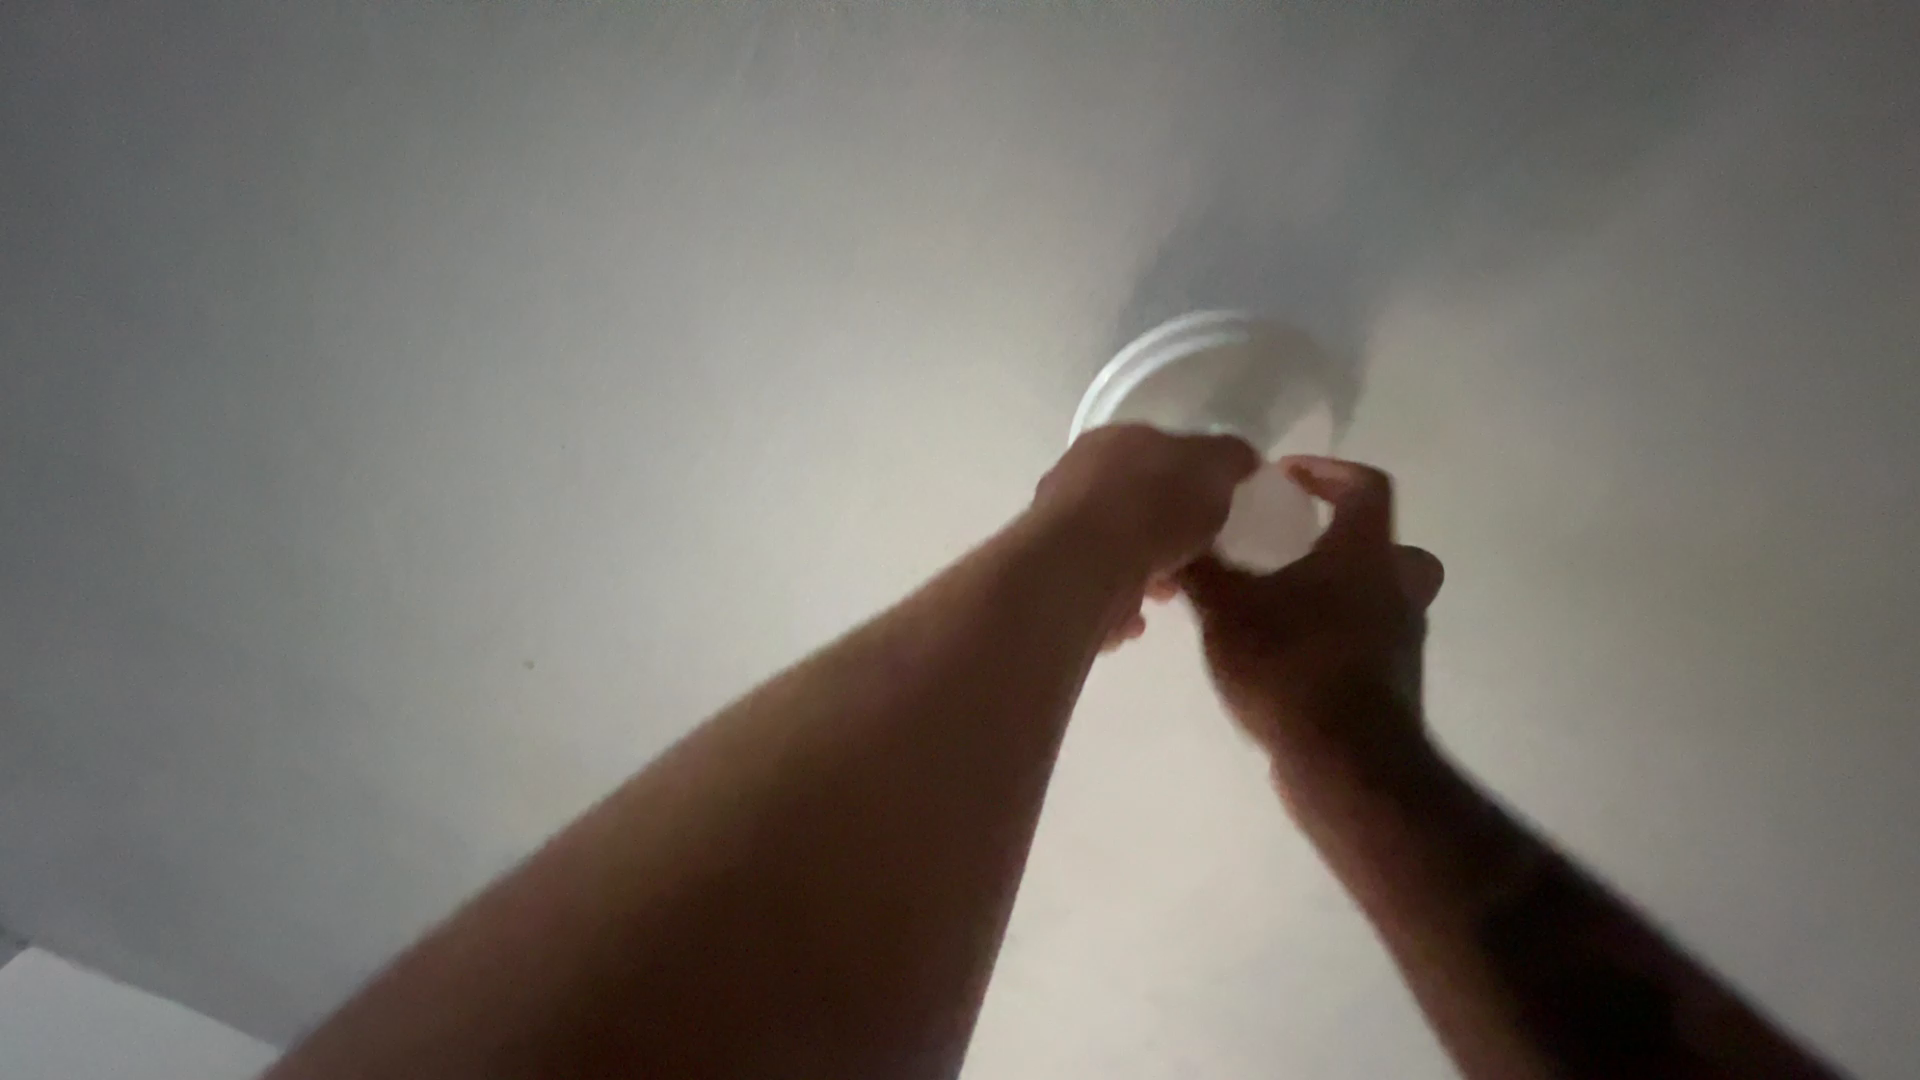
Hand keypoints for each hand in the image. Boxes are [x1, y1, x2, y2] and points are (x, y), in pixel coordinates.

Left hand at [1032, 424, 1259, 647]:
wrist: (1084, 563)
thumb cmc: (1152, 504)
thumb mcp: (1212, 468)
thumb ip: (1228, 459)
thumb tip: (1239, 457)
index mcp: (1110, 441)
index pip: (1149, 450)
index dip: (1182, 478)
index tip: (1206, 508)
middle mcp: (1072, 477)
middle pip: (1126, 502)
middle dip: (1160, 532)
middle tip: (1190, 557)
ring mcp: (1053, 528)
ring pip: (1106, 549)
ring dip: (1139, 572)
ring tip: (1166, 594)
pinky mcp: (1049, 575)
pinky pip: (1090, 588)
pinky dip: (1113, 603)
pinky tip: (1134, 619)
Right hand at [1179, 456, 1444, 775]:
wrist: (1341, 761)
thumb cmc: (1286, 664)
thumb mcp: (1223, 609)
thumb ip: (1198, 569)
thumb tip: (1172, 540)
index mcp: (1362, 555)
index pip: (1367, 487)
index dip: (1328, 471)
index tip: (1285, 477)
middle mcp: (1394, 590)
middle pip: (1394, 547)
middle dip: (1350, 540)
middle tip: (1301, 548)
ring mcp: (1400, 641)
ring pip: (1384, 598)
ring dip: (1342, 592)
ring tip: (1281, 603)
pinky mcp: (1391, 684)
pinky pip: (1368, 641)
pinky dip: (1336, 637)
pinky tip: (1285, 653)